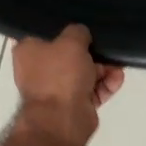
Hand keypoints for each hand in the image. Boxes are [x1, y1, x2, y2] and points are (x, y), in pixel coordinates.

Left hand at [12, 25, 123, 145]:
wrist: (63, 118)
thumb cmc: (60, 74)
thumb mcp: (71, 41)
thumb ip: (78, 31)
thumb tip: (82, 35)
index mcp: (27, 51)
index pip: (45, 34)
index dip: (64, 29)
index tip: (82, 26)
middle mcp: (39, 70)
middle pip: (69, 55)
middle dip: (92, 52)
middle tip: (105, 47)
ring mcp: (57, 89)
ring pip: (84, 73)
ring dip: (103, 69)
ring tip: (117, 65)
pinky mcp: (74, 104)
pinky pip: (92, 90)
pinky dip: (105, 85)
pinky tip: (117, 78)